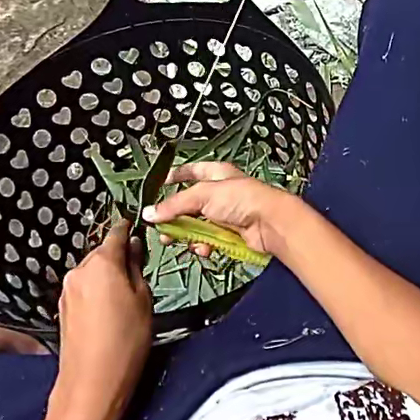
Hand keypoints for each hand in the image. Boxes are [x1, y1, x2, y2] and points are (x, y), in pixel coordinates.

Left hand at [52, 219, 150, 419]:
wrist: (92, 380)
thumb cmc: (127, 339)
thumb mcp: (144, 300)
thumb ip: (136, 268)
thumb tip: (133, 247)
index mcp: (101, 263)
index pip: (115, 234)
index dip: (128, 229)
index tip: (137, 227)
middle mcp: (79, 270)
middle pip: (101, 254)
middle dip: (118, 257)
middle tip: (138, 271)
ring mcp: (67, 290)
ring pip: (92, 272)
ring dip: (107, 276)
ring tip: (126, 296)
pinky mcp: (63, 308)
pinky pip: (84, 289)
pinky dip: (97, 291)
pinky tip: (110, 310)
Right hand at [143, 163, 303, 256]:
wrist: (270, 224)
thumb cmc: (243, 199)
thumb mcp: (202, 195)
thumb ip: (174, 205)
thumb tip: (149, 213)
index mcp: (216, 174)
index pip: (192, 171)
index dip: (177, 176)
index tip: (162, 184)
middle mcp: (220, 194)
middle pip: (190, 205)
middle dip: (175, 218)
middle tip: (162, 229)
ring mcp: (226, 216)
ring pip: (197, 226)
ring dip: (187, 236)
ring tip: (177, 242)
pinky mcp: (230, 236)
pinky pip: (209, 241)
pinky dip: (203, 246)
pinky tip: (203, 249)